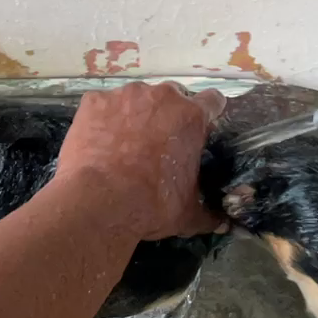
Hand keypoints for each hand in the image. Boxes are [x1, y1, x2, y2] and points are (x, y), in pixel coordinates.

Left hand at [55, 83, 226, 240]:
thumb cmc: (152, 205)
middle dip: (168, 114)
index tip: (199, 127)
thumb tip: (223, 222)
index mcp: (192, 117)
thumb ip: (209, 213)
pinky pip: (103, 105)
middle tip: (158, 143)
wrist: (100, 201)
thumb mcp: (189, 214)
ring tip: (123, 144)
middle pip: (172, 96)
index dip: (207, 113)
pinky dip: (103, 118)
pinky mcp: (94, 101)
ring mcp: (125, 95)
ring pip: (136, 98)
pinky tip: (98, 142)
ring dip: (135, 114)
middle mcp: (162, 96)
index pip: (212, 100)